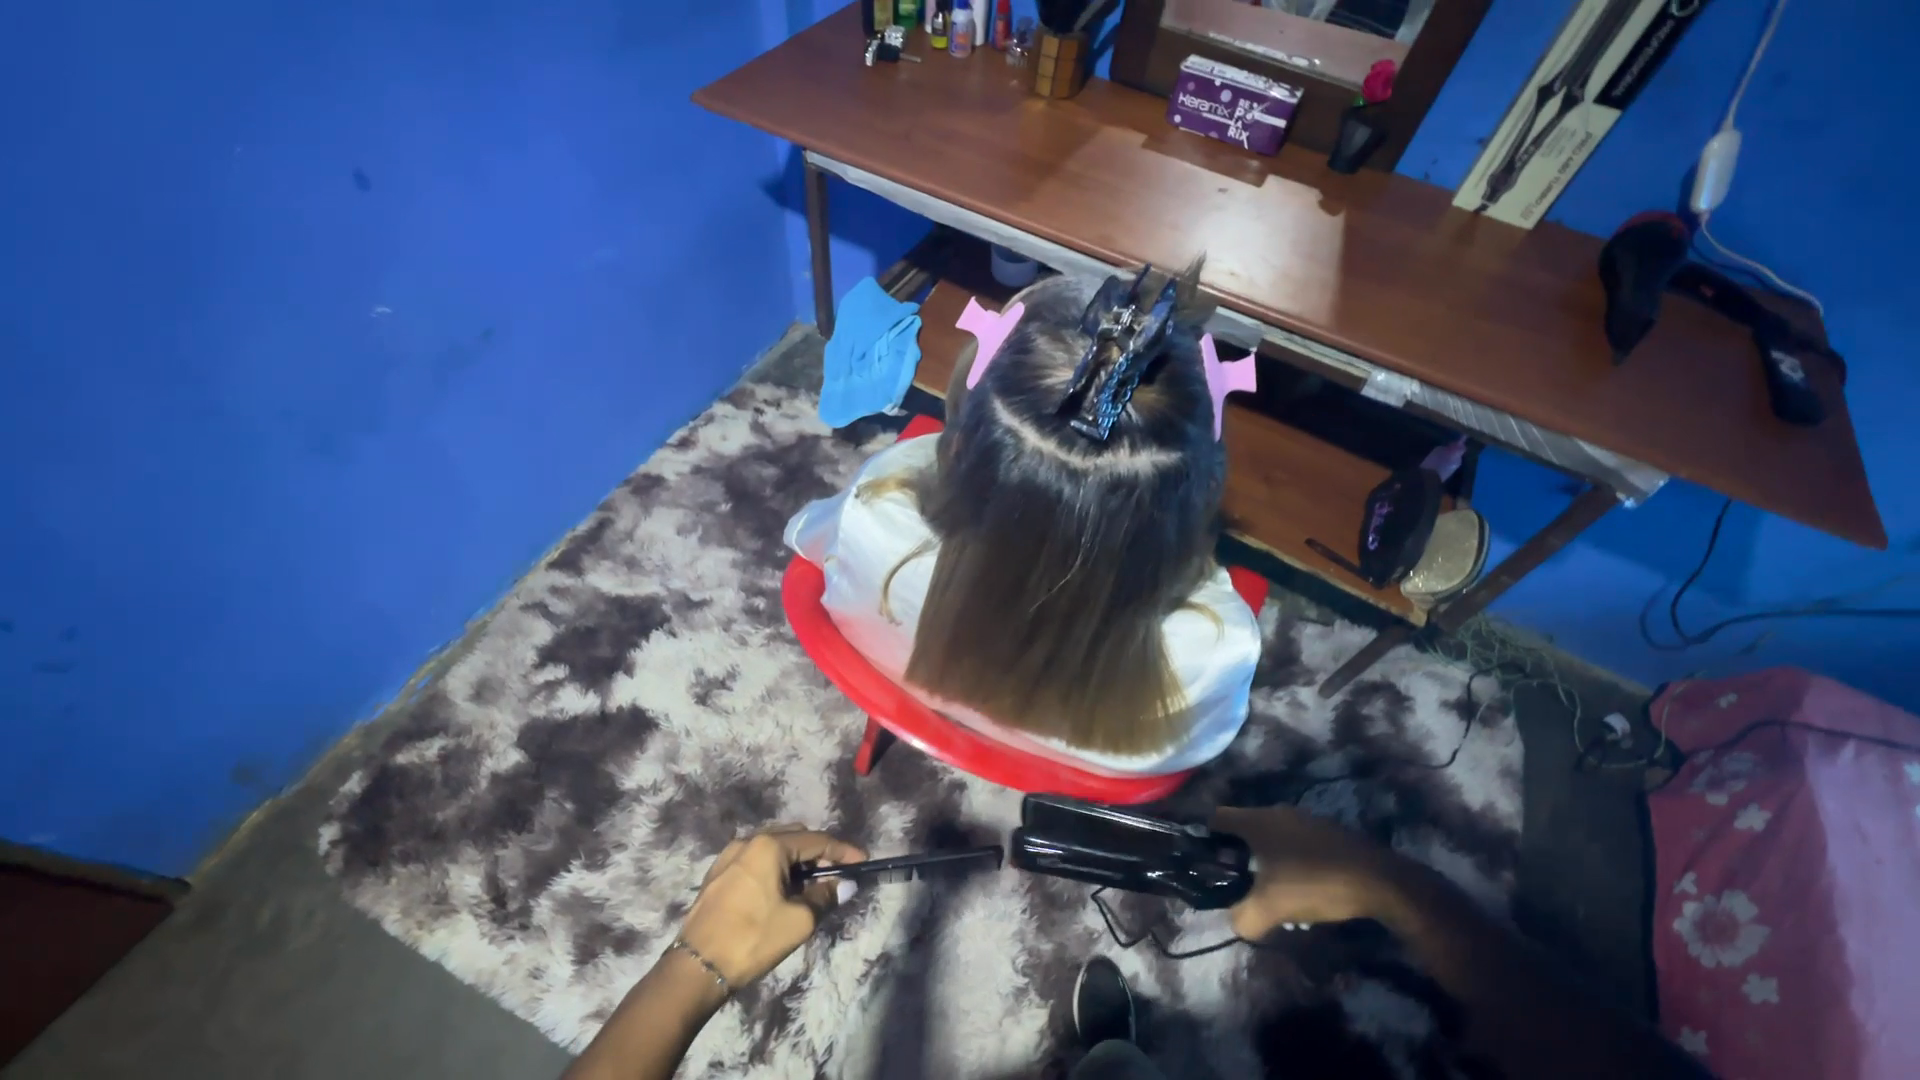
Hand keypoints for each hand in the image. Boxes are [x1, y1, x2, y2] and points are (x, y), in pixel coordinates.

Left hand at [678, 825, 866, 986]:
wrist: (696, 968)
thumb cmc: (753, 938)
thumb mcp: (799, 921)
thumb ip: (825, 896)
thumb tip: (845, 884)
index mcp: (769, 845)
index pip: (816, 840)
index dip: (843, 851)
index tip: (862, 862)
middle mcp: (748, 841)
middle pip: (793, 838)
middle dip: (818, 853)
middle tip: (835, 874)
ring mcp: (728, 856)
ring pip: (772, 849)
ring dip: (795, 862)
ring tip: (810, 885)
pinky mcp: (716, 875)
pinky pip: (755, 861)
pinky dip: (774, 869)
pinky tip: (781, 891)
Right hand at [1212, 805, 1414, 941]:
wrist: (1380, 881)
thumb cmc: (1314, 883)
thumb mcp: (1270, 908)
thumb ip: (1243, 918)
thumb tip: (1236, 923)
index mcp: (1257, 821)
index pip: (1217, 818)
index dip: (1206, 839)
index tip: (1209, 865)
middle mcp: (1278, 812)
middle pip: (1245, 830)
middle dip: (1240, 857)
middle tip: (1242, 886)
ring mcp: (1307, 821)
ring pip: (1274, 839)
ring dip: (1269, 863)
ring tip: (1275, 895)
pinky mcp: (1330, 834)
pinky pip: (1298, 845)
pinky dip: (1294, 864)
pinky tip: (1306, 892)